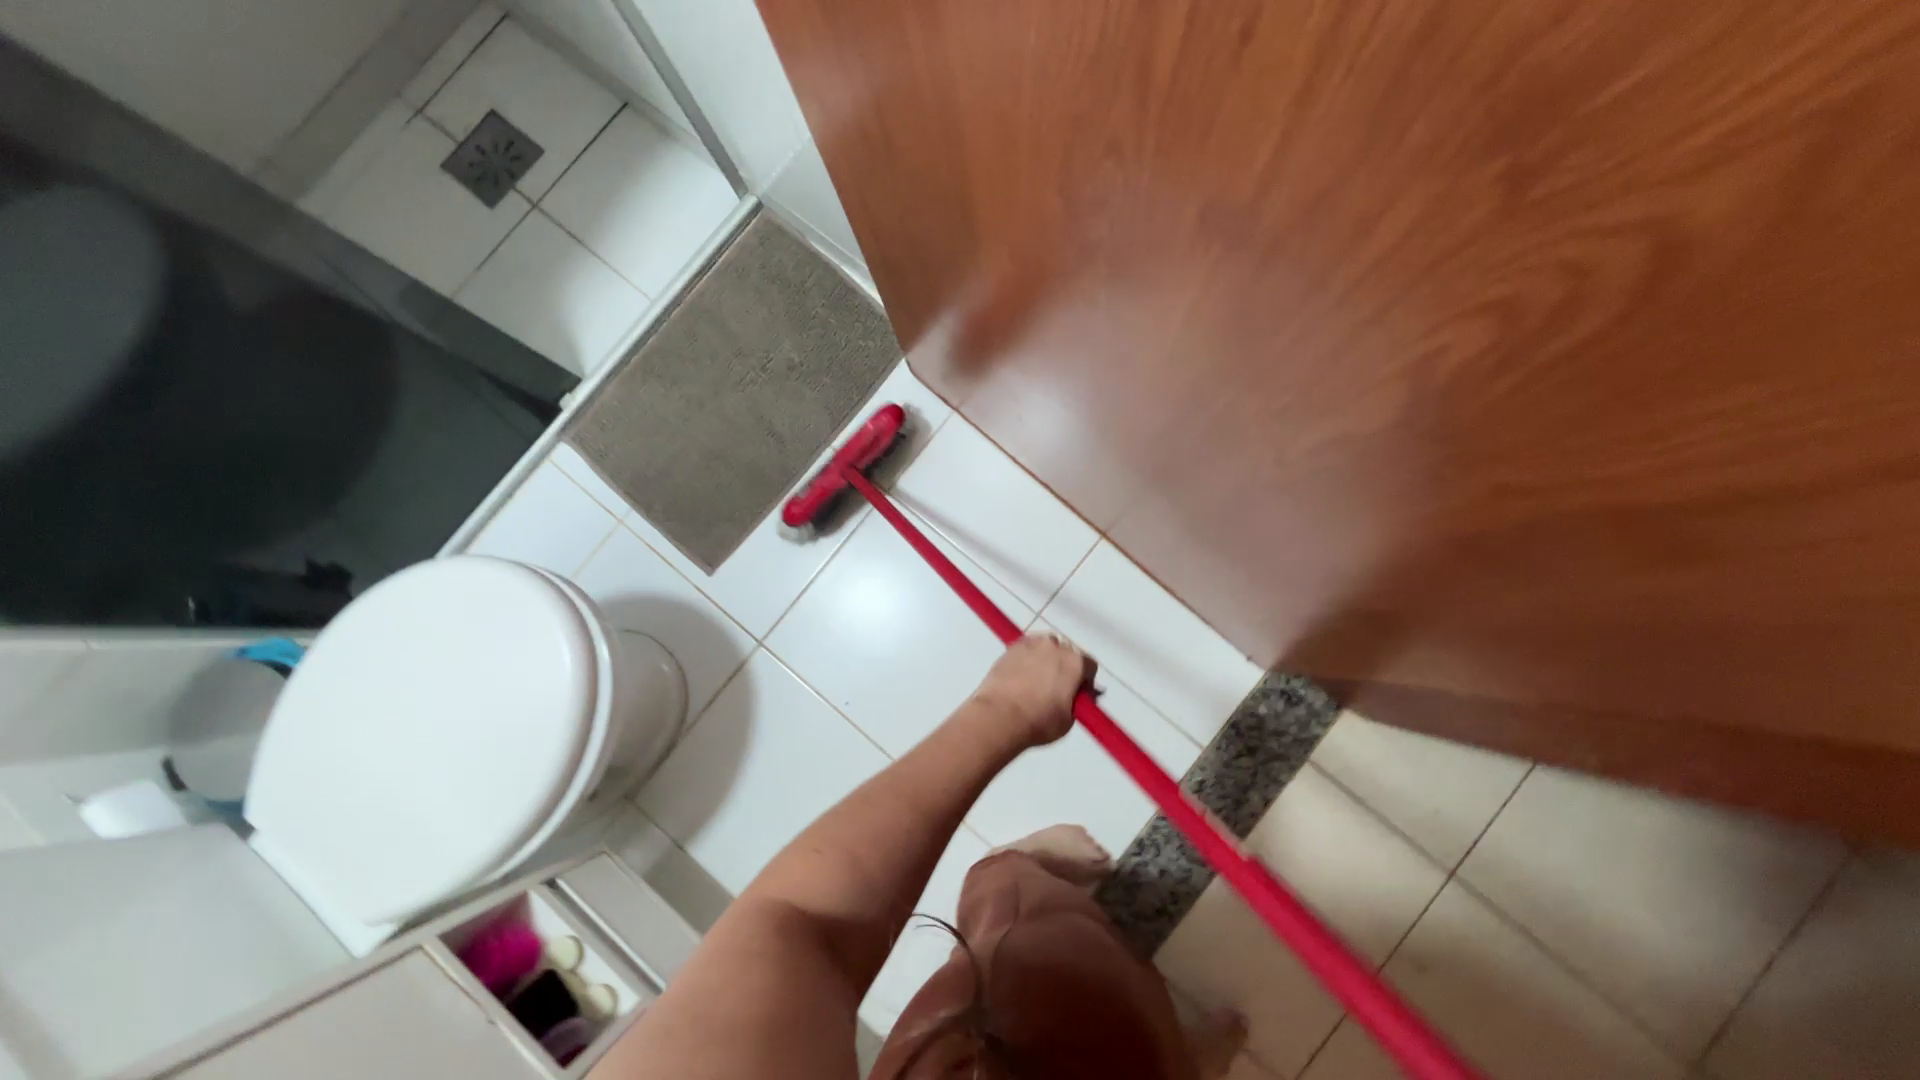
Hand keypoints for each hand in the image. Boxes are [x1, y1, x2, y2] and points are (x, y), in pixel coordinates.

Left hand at [968, 634, 1093, 747]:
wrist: (999, 716)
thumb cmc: (1040, 721)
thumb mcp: (1069, 719)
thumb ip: (1076, 703)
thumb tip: (1073, 697)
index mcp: (1075, 662)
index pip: (1089, 666)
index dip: (1085, 681)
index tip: (1078, 695)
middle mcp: (1056, 646)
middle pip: (1067, 653)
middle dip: (1065, 668)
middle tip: (1056, 689)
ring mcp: (1031, 644)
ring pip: (1045, 648)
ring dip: (1045, 659)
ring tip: (1035, 680)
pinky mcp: (1010, 647)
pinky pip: (1025, 650)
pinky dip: (1026, 659)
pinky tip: (1020, 676)